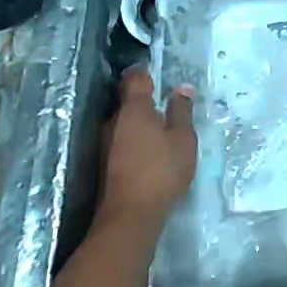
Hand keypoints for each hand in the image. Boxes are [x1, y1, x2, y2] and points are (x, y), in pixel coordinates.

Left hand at [98, 67, 196, 230]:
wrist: (130, 214)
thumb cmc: (161, 170)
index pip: (135, 78)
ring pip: (123, 123)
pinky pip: (120, 140)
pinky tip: (149, 153)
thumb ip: (182, 111)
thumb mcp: (183, 139)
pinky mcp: (102, 162)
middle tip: (168, 108)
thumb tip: (182, 88)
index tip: (159, 75)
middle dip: (145, 102)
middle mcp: (113, 120)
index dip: (146, 72)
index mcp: (134, 109)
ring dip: (139, 124)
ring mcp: (104, 142)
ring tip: (161, 134)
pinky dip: (134, 141)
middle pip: (128, 101)